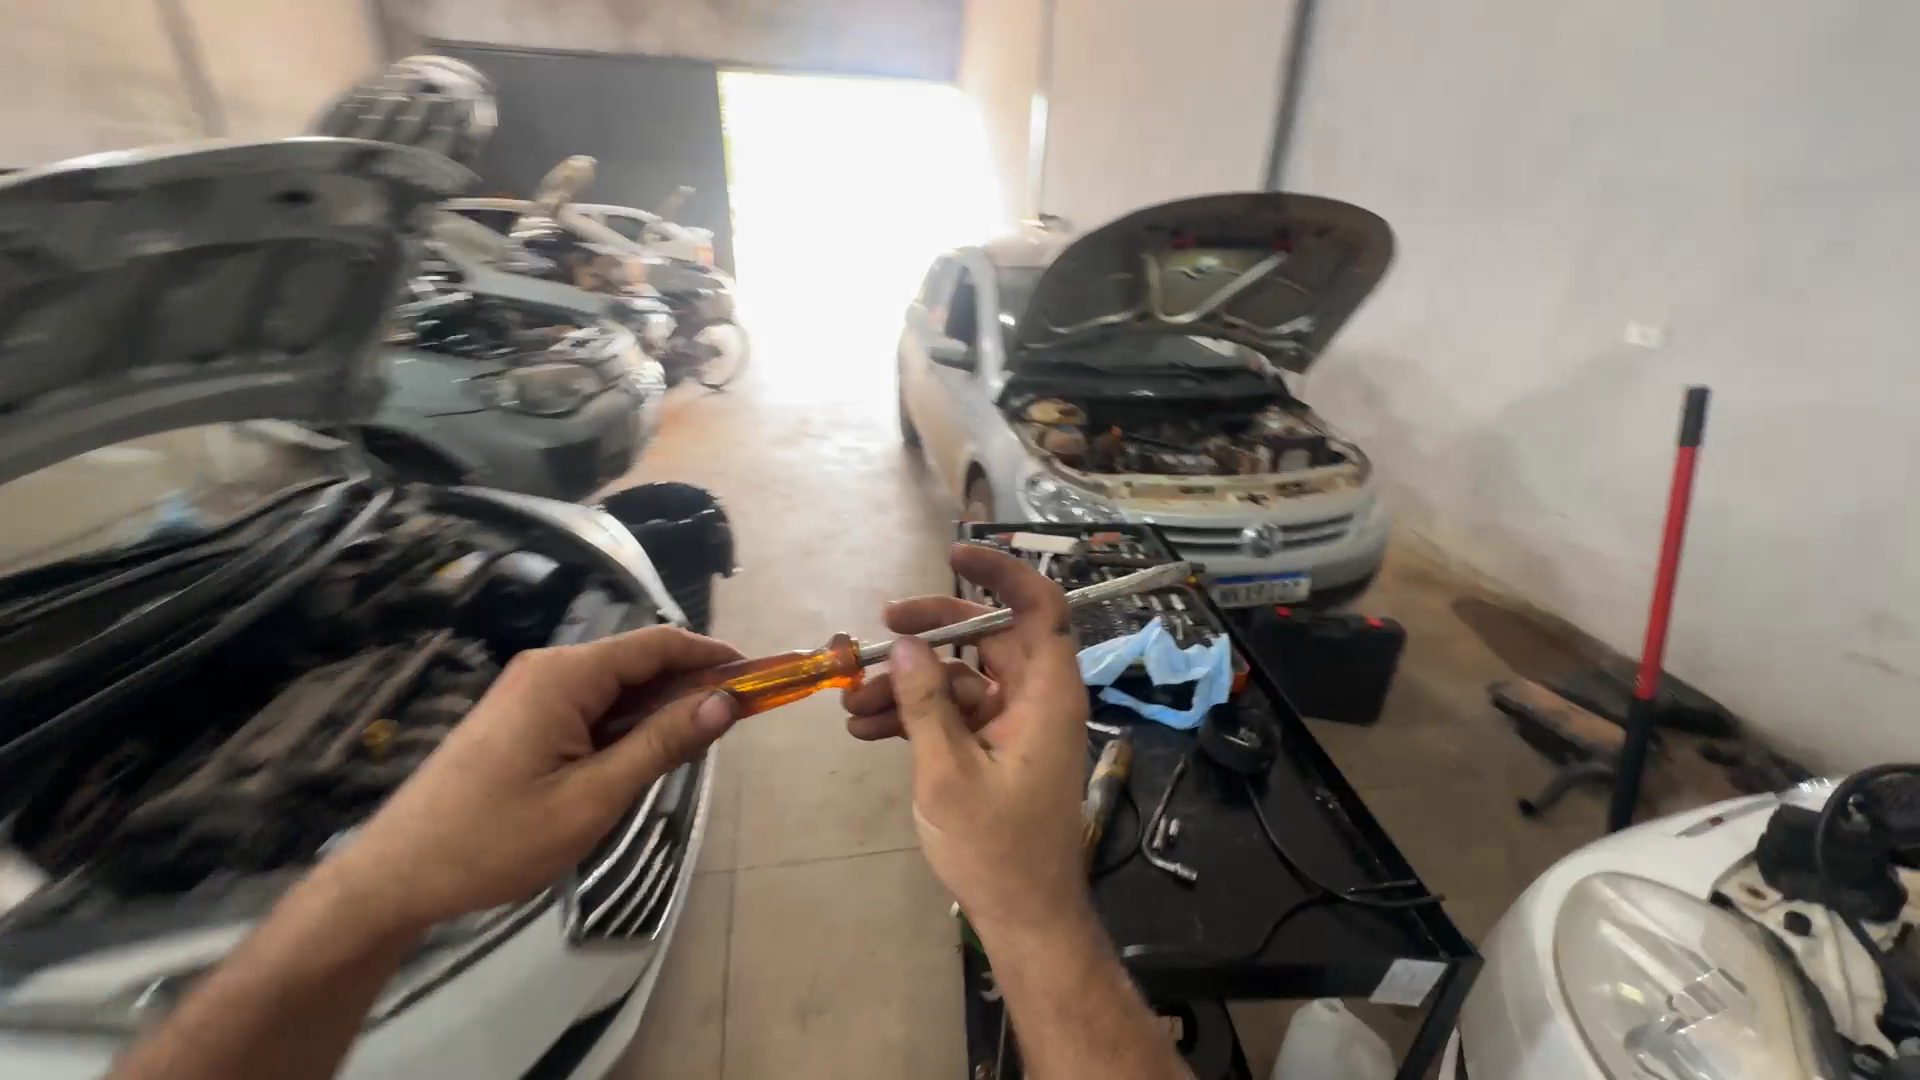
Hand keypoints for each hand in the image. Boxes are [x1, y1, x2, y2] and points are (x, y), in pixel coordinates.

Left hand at [324, 627, 742, 927]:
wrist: (393, 879)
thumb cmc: (495, 840)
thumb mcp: (593, 798)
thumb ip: (662, 744)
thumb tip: (726, 702)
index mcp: (565, 675)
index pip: (657, 644)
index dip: (710, 654)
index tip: (755, 674)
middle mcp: (549, 668)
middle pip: (638, 661)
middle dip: (689, 684)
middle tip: (731, 720)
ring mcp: (531, 690)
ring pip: (617, 685)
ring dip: (658, 707)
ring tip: (691, 744)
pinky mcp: (522, 714)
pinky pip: (592, 703)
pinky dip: (627, 721)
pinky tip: (639, 754)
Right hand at [842, 544, 1093, 941]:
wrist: (1021, 915)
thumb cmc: (996, 847)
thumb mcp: (948, 771)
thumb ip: (925, 703)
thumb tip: (904, 645)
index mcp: (1046, 693)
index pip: (1041, 606)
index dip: (1003, 572)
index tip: (953, 554)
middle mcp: (1035, 696)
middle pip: (985, 638)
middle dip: (927, 634)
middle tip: (878, 633)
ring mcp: (1012, 721)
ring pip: (958, 678)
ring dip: (907, 687)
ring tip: (851, 705)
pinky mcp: (992, 744)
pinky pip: (953, 712)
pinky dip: (914, 716)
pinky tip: (866, 730)